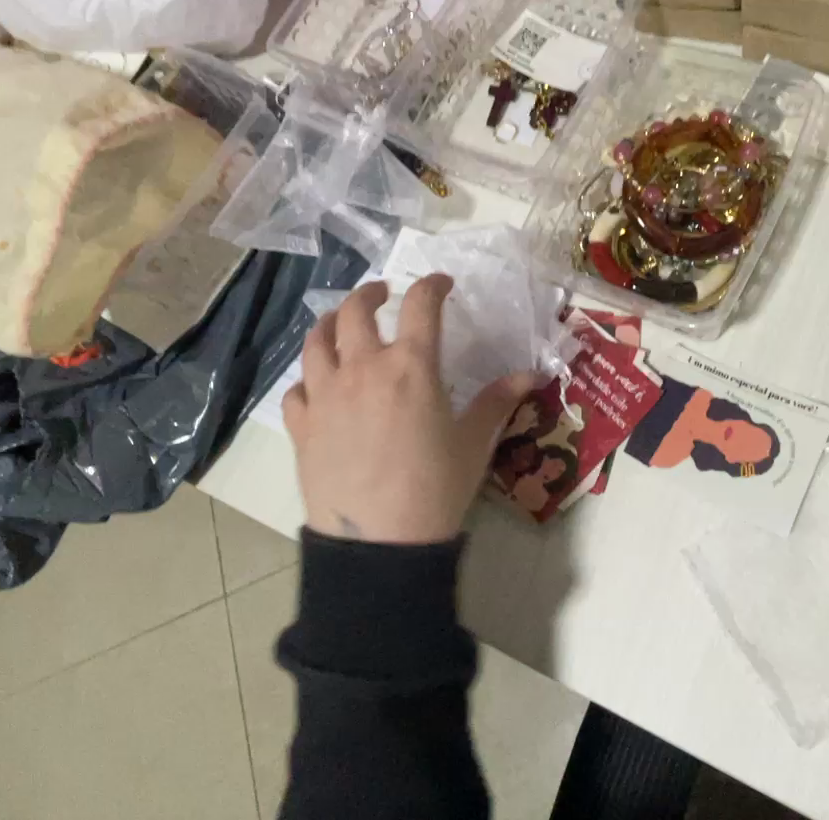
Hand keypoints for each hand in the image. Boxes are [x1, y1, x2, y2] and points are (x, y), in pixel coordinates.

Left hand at [283, 274, 536, 544]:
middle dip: (371, 294)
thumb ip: (499, 401)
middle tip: (383, 295)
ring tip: (339, 325)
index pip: (421, 306)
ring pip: (316, 342)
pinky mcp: (302, 425)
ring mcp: (326, 395)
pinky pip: (297, 389)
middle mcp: (363, 368)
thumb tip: (531, 374)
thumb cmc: (436, 488)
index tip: (441, 284)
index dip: (432, 286)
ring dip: (329, 324)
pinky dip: (308, 379)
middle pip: (356, 311)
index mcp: (411, 366)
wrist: (380, 544)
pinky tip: (317, 387)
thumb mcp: (474, 442)